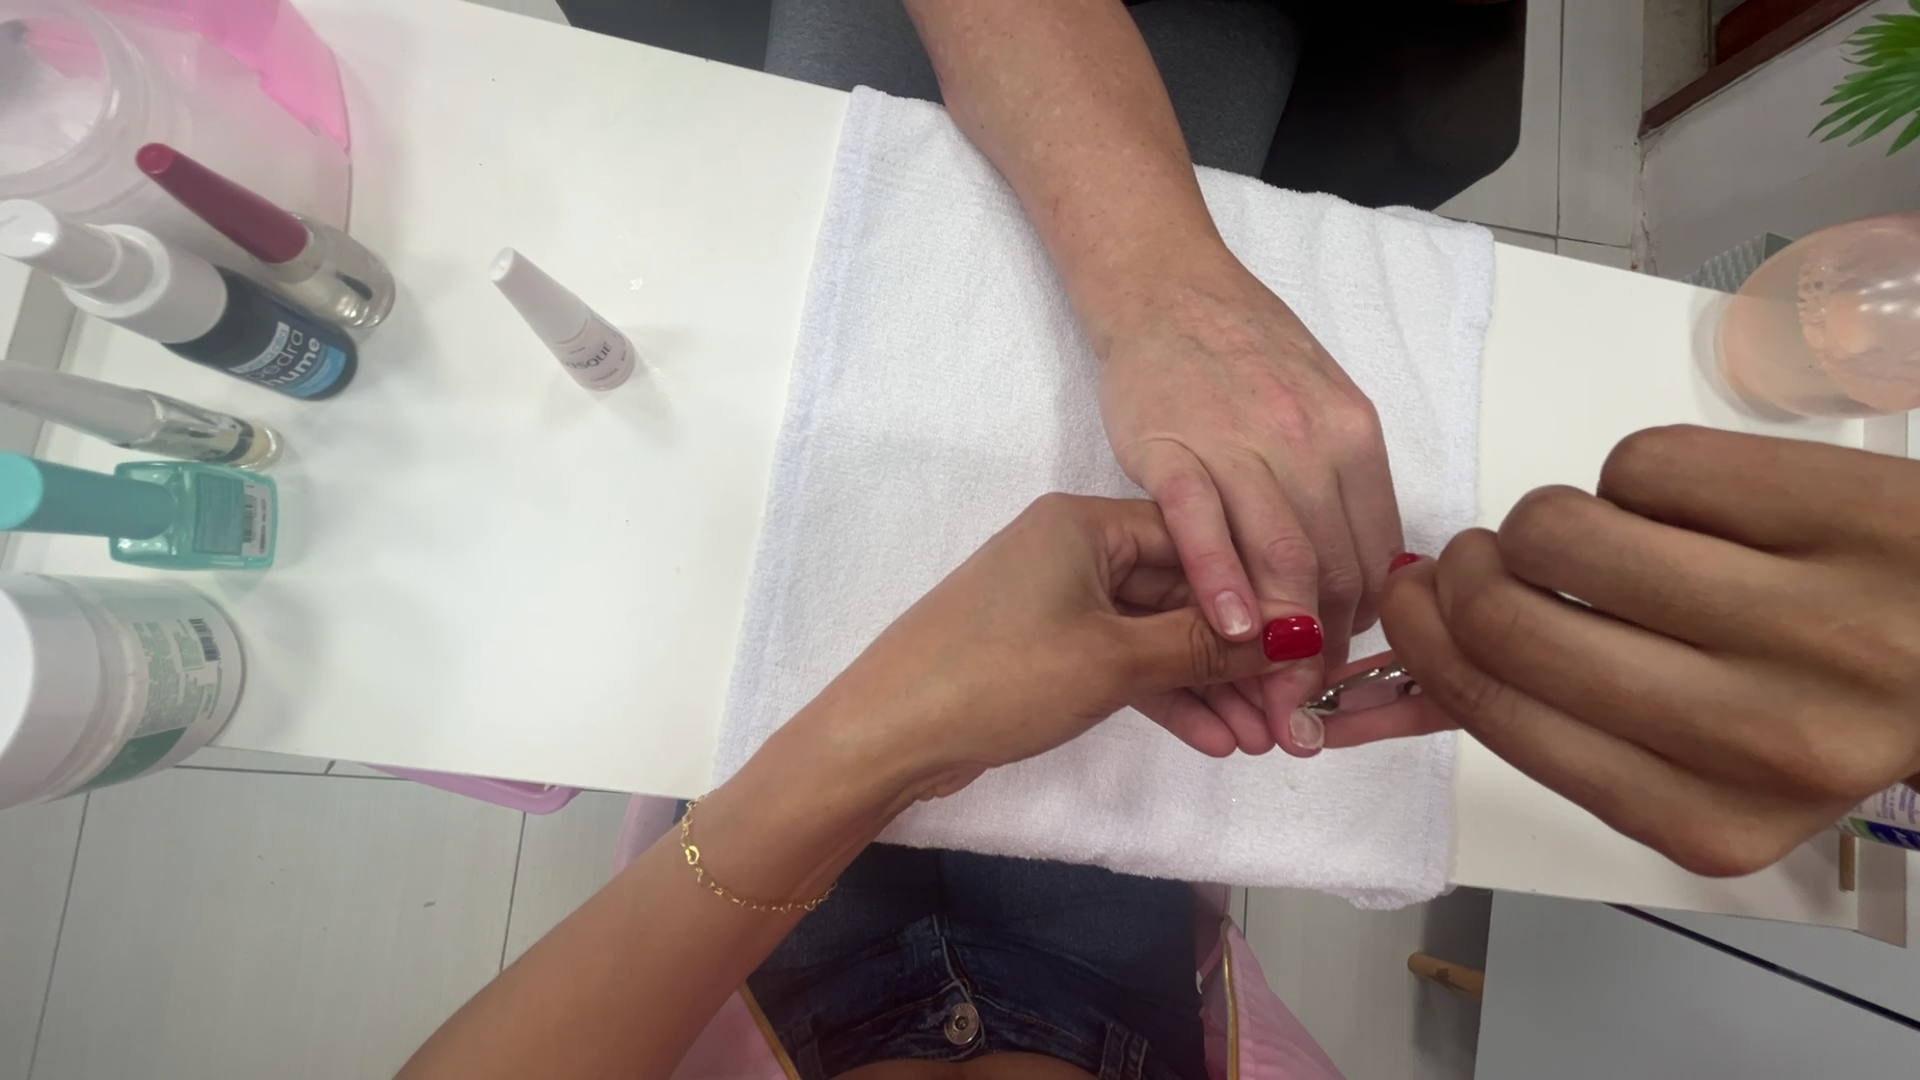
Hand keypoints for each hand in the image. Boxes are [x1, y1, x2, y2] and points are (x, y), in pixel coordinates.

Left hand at [798, 494, 1320, 802]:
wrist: (891, 733)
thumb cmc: (1002, 675)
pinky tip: (1213, 738)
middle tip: (1291, 710)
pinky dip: (1159, 697)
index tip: (1309, 644)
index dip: (1255, 592)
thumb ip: (1206, 646)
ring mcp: (1055, 600)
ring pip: (1149, 636)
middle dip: (1233, 656)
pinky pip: (1117, 662)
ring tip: (1263, 739)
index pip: (1194, 539)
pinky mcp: (1044, 647)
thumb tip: (1295, 634)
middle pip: (1176, 594)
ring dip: (1203, 686)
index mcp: (1082, 523)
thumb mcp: (1112, 659)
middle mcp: (1071, 550)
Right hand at [1093, 255, 1400, 755]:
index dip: (1359, 630)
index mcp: (1352, 436)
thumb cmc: (1238, 351)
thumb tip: (1356, 566)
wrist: (1165, 291)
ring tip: (1269, 695)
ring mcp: (1240, 442)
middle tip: (1304, 710)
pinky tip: (1225, 626)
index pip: (1372, 556)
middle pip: (1332, 567)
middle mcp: (1311, 441)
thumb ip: (1339, 481)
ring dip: (1281, 638)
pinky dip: (1218, 579)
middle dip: (1322, 653)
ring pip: (1278, 554)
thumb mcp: (1315, 401)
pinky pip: (1203, 523)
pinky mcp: (1172, 447)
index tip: (1335, 674)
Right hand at [1360, 426, 1919, 875]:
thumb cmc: (1811, 709)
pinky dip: (1644, 476)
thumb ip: (1537, 714)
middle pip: (1503, 613)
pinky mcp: (1873, 516)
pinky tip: (1703, 511)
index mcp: (1703, 817)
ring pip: (1560, 527)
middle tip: (1486, 555)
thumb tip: (1400, 638)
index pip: (1487, 701)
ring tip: (1609, 536)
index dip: (1419, 632)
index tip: (1411, 594)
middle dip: (1465, 565)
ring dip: (1549, 518)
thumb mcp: (1671, 755)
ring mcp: (1834, 627)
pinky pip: (1646, 462)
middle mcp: (1769, 739)